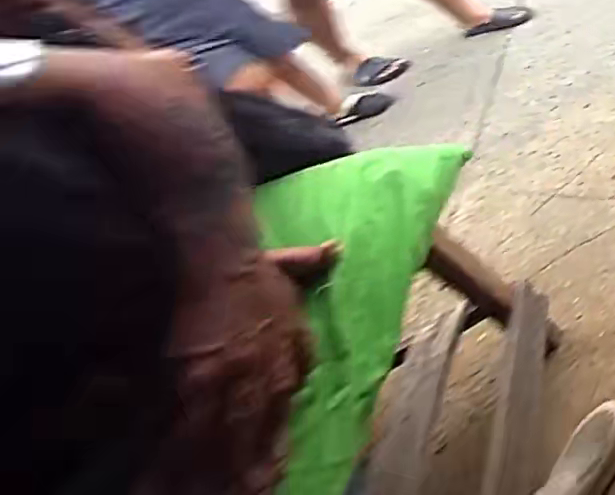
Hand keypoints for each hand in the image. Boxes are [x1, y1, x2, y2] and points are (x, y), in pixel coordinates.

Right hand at [145, 226, 316, 494]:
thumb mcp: (298, 274)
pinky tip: (171, 481)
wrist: (224, 264)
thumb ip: (316, 273)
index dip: (279, 432)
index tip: (277, 464)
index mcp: (291, 344)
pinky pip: (186, 428)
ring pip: (227, 431)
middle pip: (260, 421)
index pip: (288, 395)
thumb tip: (335, 250)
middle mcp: (266, 363)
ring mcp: (231, 374)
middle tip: (259, 494)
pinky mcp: (194, 380)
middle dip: (255, 462)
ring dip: (222, 468)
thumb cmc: (259, 271)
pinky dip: (180, 456)